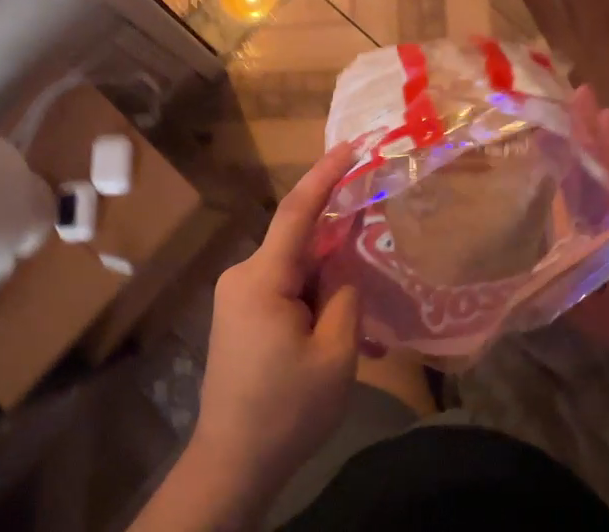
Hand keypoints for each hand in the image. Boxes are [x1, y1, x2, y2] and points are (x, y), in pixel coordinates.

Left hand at [192, 143, 362, 494]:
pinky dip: (312, 302)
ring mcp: (236, 296)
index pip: (296, 211)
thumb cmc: (288, 409)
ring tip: (360, 331)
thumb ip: (344, 292)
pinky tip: (335, 336)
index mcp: (261, 278)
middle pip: (299, 244)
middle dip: (338, 252)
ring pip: (294, 270)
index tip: (351, 145)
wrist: (233, 462)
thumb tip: (343, 255)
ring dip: (327, 287)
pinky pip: (283, 291)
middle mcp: (242, 276)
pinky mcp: (238, 315)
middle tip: (376, 262)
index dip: (325, 175)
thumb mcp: (335, 352)